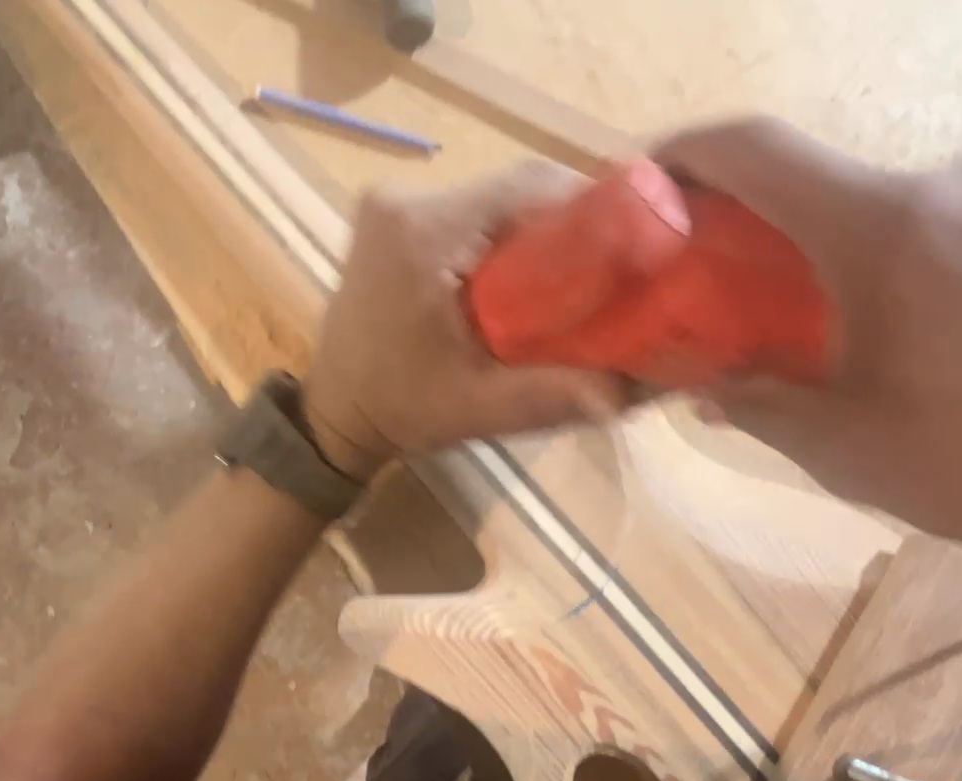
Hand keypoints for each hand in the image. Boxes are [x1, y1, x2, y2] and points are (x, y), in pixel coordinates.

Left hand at [303, 163, 630, 480]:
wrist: (333, 413)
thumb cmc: (399, 410)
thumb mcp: (477, 409)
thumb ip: (550, 396)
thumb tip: (628, 394)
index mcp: (424, 233)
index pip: (527, 186)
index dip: (586, 208)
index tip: (628, 245)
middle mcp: (404, 201)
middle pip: (512, 190)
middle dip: (563, 227)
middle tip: (605, 272)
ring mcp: (392, 206)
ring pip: (492, 200)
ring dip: (532, 234)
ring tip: (569, 280)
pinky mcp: (391, 221)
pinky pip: (467, 214)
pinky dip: (501, 239)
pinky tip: (521, 279)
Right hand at [659, 118, 961, 562]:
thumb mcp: (855, 453)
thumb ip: (763, 408)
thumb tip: (706, 388)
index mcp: (889, 230)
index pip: (762, 152)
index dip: (692, 153)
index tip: (653, 177)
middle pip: (844, 195)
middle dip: (798, 250)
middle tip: (793, 324)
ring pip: (925, 212)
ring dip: (886, 266)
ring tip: (908, 351)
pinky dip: (959, 264)